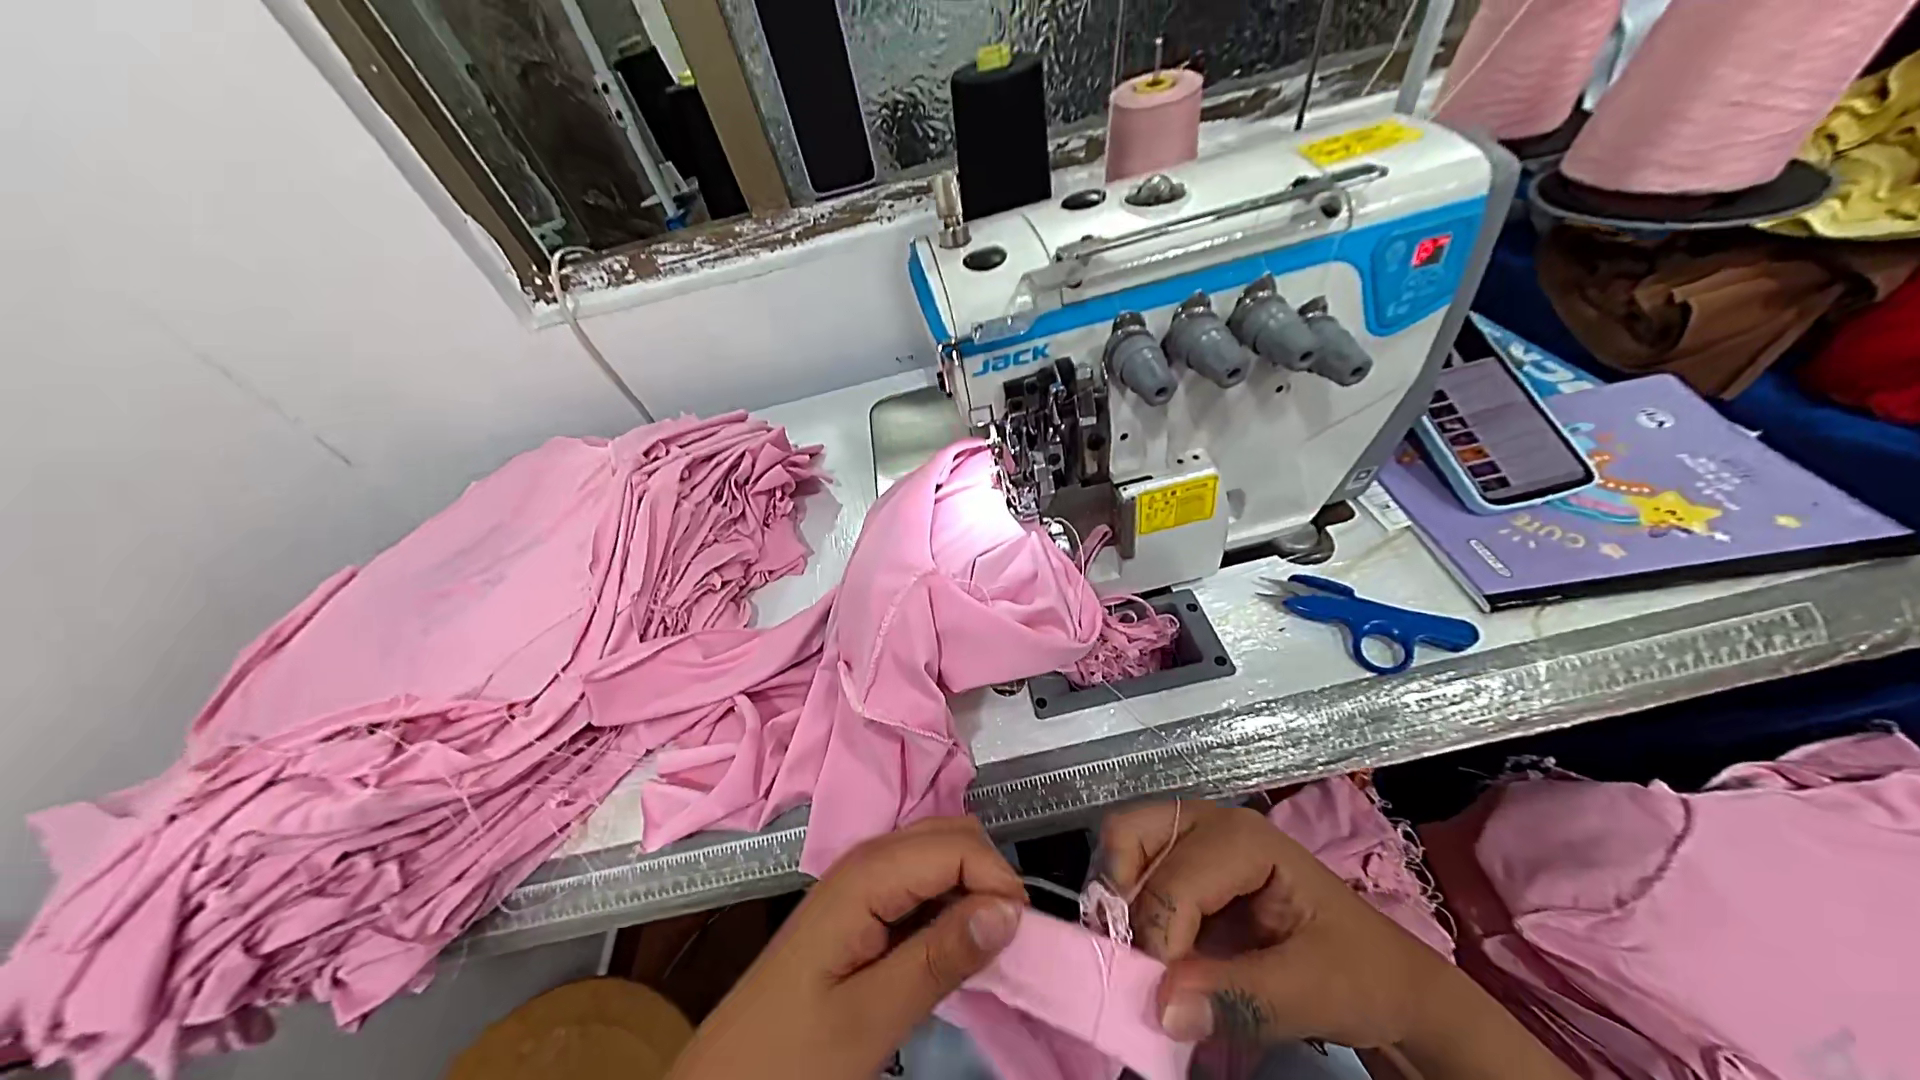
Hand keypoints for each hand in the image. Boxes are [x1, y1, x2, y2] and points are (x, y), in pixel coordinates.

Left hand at [666, 817, 1026, 1079]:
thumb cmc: (791, 1052)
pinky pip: (921, 880)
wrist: (728, 1078)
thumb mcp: (870, 1018)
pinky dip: (950, 900)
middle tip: (1005, 942)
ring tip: (983, 946)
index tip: (1019, 938)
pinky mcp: (862, 902)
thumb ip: (941, 957)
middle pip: (950, 835)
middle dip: (989, 875)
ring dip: (972, 886)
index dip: (996, 881)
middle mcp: (867, 859)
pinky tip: (952, 943)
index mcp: (867, 874)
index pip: (956, 845)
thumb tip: (1009, 911)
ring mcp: (862, 878)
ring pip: (939, 853)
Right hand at [1096, 800, 1458, 1049]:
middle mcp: (1209, 825)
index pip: (1171, 882)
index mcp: (1243, 839)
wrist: (1389, 982)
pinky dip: (1128, 914)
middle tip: (1131, 959)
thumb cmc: (1362, 976)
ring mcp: (1195, 843)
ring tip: (1137, 960)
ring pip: (1123, 851)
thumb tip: (1160, 1008)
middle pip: (1129, 835)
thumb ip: (1240, 1000)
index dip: (1158, 941)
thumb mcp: (1315, 994)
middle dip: (1120, 897)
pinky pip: (1134, 876)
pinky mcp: (1188, 869)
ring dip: (1119, 904)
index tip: (1164, 1000)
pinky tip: (1149, 956)